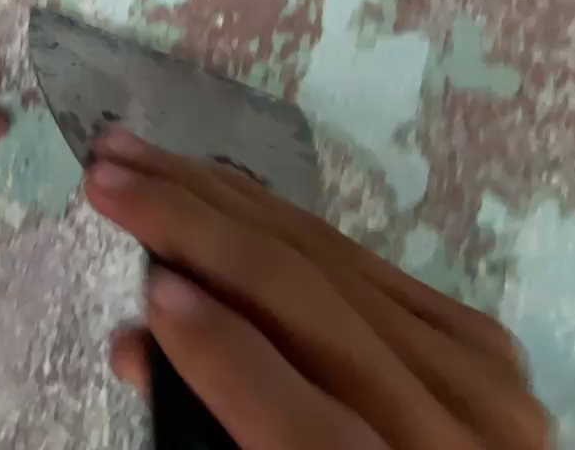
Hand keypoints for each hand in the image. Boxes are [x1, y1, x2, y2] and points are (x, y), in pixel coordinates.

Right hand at [84, 130, 550, 449]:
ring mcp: (473, 368)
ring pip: (312, 249)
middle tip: (102, 177)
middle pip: (306, 303)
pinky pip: (336, 244)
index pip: (312, 431)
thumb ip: (211, 416)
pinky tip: (198, 173)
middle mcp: (460, 430)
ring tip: (127, 151)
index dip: (226, 357)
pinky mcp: (467, 325)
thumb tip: (133, 342)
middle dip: (187, 225)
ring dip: (201, 189)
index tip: (147, 289)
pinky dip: (254, 205)